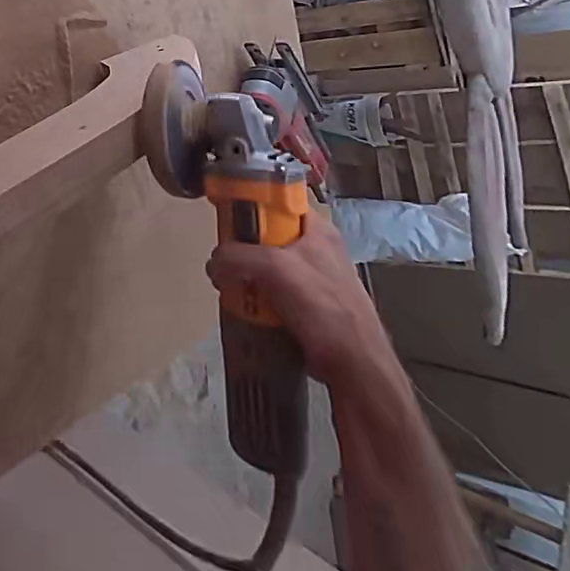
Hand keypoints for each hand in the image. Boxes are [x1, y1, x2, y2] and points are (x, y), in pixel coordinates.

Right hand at [205, 213, 393, 387]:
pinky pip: (270, 291)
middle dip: (241, 248)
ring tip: (231, 287)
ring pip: (264, 266)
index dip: (250, 205)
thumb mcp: (276, 268)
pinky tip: (245, 307)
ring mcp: (311, 279)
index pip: (277, 202)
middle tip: (225, 261)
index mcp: (317, 230)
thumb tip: (214, 264)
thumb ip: (238, 256)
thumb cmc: (323, 308)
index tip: (225, 218)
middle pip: (265, 236)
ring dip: (244, 276)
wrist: (356, 368)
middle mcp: (315, 249)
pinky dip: (254, 297)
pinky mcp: (305, 305)